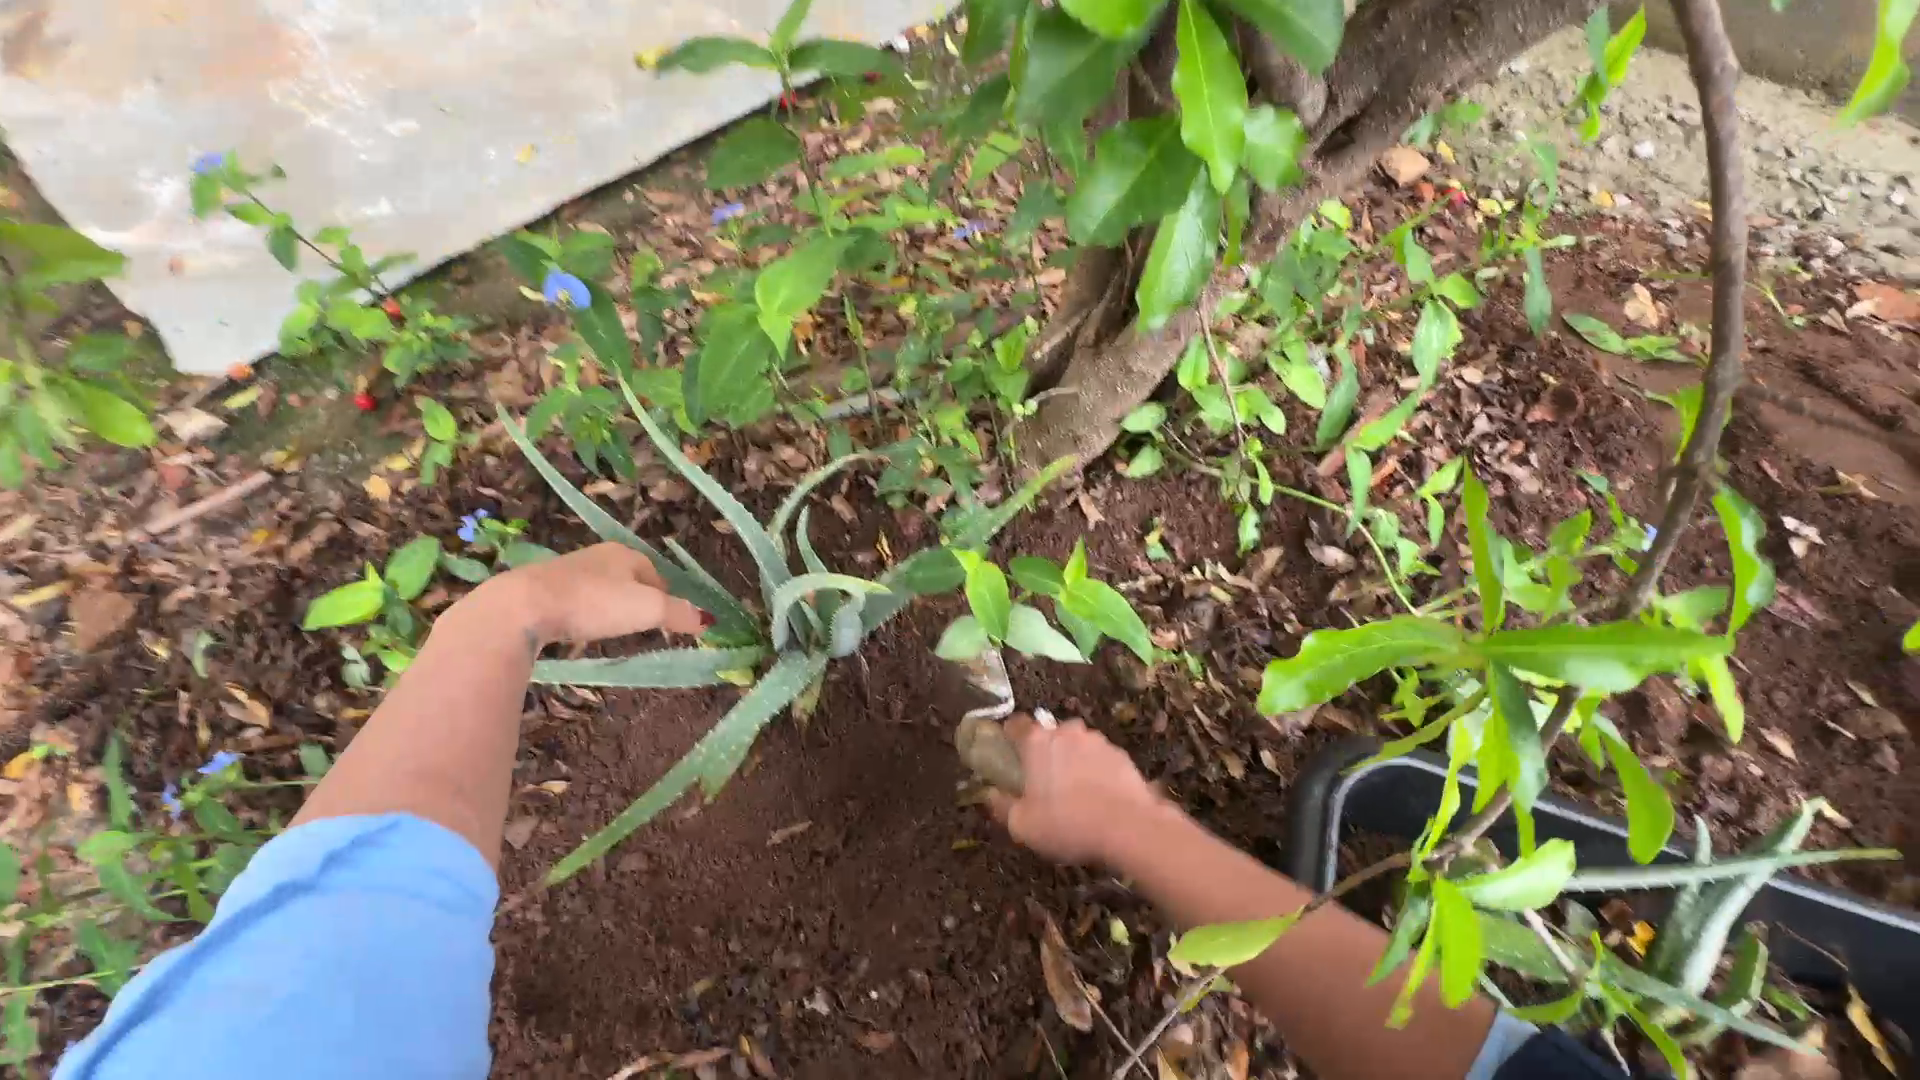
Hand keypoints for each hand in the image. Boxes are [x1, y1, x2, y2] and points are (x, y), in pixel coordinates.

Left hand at [478, 542, 707, 645]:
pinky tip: (577, 629)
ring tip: (609, 631)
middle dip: (636, 602)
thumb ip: (680, 614)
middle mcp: (598, 556)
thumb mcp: (648, 610)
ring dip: (608, 607)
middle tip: (639, 628)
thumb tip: (708, 620)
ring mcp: (568, 570)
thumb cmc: (595, 603)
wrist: (524, 606)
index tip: (665, 624)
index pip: (657, 576)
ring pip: (601, 589)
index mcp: (627, 554)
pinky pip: (574, 600)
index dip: (665, 600)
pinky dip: (582, 613)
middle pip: (629, 580)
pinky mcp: (542, 588)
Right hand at [987, 714, 1165, 866]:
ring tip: (1075, 792)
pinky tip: (1099, 796)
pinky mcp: (1120, 753)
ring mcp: (1096, 740)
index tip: (1008, 753)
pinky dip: (1095, 770)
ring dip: (1072, 760)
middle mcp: (1066, 731)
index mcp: (1036, 741)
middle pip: (1048, 734)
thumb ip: (1002, 806)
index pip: (1015, 724)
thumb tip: (990, 794)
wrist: (1129, 827)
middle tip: (1043, 781)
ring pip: (1076, 745)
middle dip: (1044, 752)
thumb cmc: (1067, 823)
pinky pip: (1099, 758)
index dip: (1009, 736)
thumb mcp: (1023, 825)